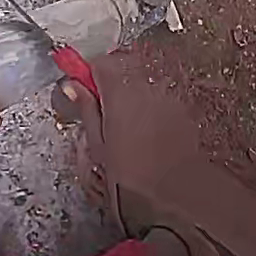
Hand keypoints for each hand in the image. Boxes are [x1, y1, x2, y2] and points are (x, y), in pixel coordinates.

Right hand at [53, 49, 206, 211]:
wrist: (176, 192)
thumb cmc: (133, 174)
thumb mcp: (98, 145)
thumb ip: (86, 109)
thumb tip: (72, 86)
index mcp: (120, 91)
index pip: (100, 63)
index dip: (89, 75)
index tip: (83, 89)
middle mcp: (146, 85)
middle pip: (123, 68)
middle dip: (111, 84)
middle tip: (103, 113)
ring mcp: (167, 95)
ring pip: (143, 82)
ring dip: (132, 95)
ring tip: (127, 127)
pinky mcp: (182, 107)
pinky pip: (161, 96)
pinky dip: (152, 106)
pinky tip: (148, 133)